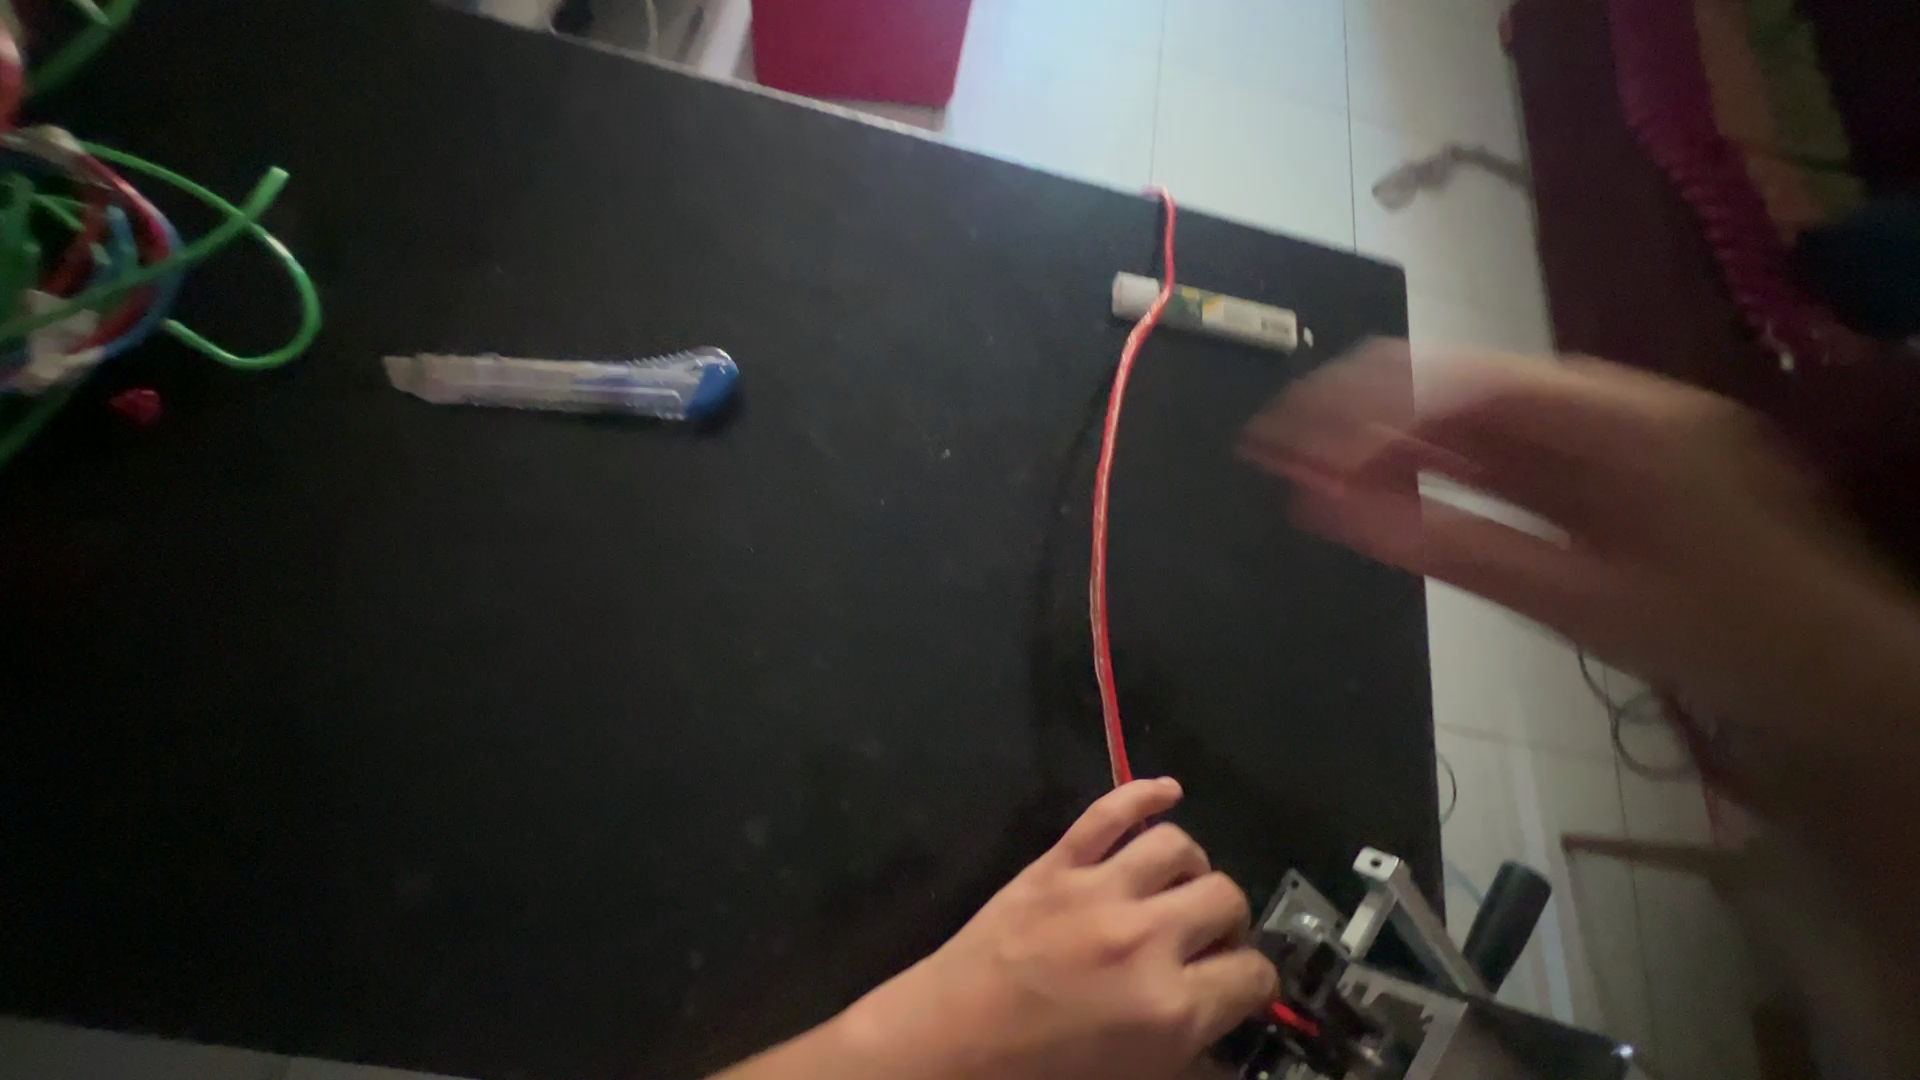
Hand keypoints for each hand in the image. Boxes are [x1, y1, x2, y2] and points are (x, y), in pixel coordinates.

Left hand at [830, 779, 1274, 1079]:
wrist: (955, 1038)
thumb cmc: (1042, 1072)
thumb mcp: (1134, 1079)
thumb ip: (1189, 1056)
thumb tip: (1223, 1039)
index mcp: (1171, 1008)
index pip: (1252, 974)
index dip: (1252, 980)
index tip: (1237, 981)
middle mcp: (1146, 938)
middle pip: (1225, 899)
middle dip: (1228, 920)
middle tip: (1205, 936)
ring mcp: (1099, 889)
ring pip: (1177, 847)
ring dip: (1191, 866)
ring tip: (1179, 885)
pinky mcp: (1058, 861)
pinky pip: (1110, 812)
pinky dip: (1143, 794)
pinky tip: (1167, 791)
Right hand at [1238, 342, 1919, 754]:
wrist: (1835, 673)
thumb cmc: (1717, 635)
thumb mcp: (1571, 596)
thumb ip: (1440, 544)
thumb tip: (1322, 506)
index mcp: (1613, 420)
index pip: (1456, 388)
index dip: (1358, 409)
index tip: (1284, 442)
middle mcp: (1600, 409)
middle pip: (1448, 391)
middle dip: (1349, 417)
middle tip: (1270, 447)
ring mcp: (1593, 436)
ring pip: (1457, 424)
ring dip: (1374, 443)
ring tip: (1296, 466)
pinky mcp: (1582, 469)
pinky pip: (1481, 459)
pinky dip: (1417, 472)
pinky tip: (1363, 486)